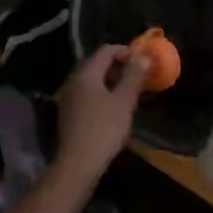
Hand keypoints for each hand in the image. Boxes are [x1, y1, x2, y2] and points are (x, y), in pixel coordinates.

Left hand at [54, 44, 148, 177]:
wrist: (78, 161)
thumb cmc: (104, 129)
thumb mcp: (123, 102)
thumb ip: (133, 77)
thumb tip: (144, 56)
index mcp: (85, 74)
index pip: (105, 51)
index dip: (126, 51)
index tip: (144, 61)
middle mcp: (73, 80)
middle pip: (97, 63)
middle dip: (119, 66)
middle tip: (140, 75)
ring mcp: (68, 95)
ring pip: (92, 79)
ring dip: (111, 80)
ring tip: (131, 90)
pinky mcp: (69, 110)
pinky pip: (87, 92)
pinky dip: (102, 92)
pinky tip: (115, 105)